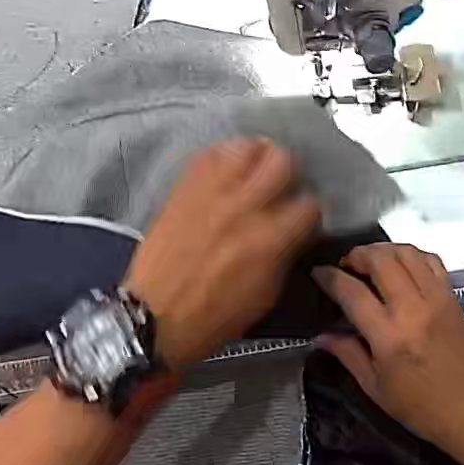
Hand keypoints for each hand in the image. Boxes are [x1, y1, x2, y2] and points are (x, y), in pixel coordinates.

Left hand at [126, 139, 320, 368]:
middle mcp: (245, 207)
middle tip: (282, 185)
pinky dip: (224, 155)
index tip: (302, 217)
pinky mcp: (185, 187)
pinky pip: (211, 153)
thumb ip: (284, 255)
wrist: (153, 315)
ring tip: (254, 169)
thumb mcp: (264, 295)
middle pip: (282, 161)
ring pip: (247, 147)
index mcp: (270, 239)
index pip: (310, 205)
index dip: (310, 211)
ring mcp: (213, 193)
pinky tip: (226, 170)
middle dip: (289, 172)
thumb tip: (292, 234)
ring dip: (256, 156)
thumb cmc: (212, 317)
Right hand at [314, 245, 463, 458]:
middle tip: (345, 265)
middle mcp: (412, 309)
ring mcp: (435, 299)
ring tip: (370, 262)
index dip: (329, 276)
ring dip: (382, 250)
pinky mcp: (451, 297)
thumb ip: (346, 353)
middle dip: (356, 255)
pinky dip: (411, 255)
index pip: (351, 291)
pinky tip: (400, 266)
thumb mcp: (374, 387)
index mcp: (389, 336)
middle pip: (379, 260)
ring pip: (405, 253)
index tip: (318, 273)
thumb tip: (320, 335)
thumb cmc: (421, 407)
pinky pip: (430, 260)